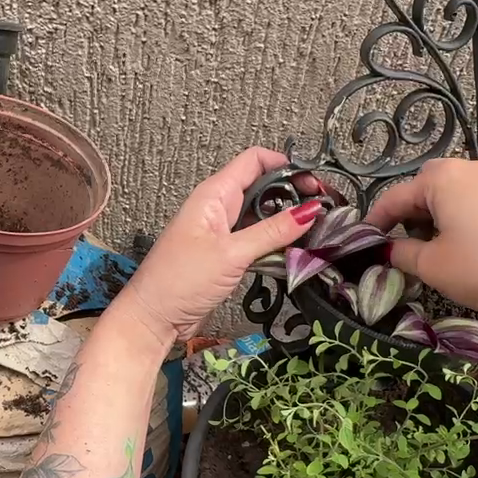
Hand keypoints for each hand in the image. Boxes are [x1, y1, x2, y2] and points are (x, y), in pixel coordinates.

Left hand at [112, 148, 322, 346]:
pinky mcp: (226, 254)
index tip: (314, 182)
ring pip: (262, 214)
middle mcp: (219, 207)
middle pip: (263, 186)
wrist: (154, 317)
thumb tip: (311, 210)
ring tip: (316, 229)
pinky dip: (275, 241)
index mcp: (214, 194)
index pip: (254, 161)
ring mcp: (222, 231)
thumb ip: (272, 232)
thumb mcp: (231, 253)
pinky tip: (295, 249)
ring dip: (286, 220)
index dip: (286, 164)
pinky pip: (256, 239)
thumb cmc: (180, 280)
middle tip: (323, 208)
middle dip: (293, 193)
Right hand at [366, 159, 477, 323]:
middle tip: (402, 245)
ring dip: (439, 215)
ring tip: (437, 248)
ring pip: (457, 192)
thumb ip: (401, 254)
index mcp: (442, 178)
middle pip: (427, 187)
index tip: (363, 241)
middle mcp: (472, 166)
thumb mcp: (433, 267)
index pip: (394, 196)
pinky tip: (472, 246)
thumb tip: (387, 249)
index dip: (375, 221)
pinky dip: (467, 217)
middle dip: (410, 213)